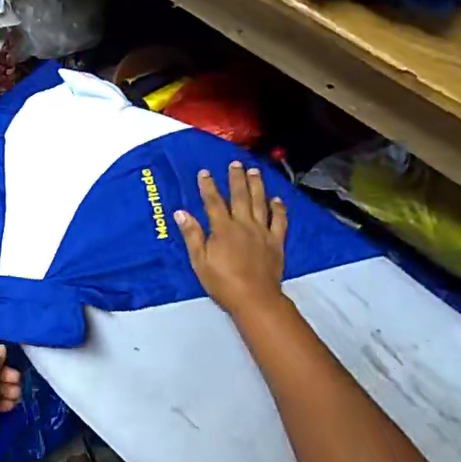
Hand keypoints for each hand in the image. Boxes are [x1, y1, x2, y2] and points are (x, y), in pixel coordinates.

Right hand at [176, 161, 290, 314]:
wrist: (255, 298)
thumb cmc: (222, 282)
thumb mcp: (200, 261)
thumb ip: (192, 235)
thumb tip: (181, 212)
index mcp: (223, 229)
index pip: (213, 202)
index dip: (208, 186)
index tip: (204, 172)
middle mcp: (244, 224)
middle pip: (240, 197)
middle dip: (236, 179)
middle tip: (235, 163)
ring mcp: (262, 232)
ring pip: (260, 203)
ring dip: (257, 186)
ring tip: (254, 171)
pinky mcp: (276, 241)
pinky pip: (279, 221)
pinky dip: (278, 208)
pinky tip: (276, 199)